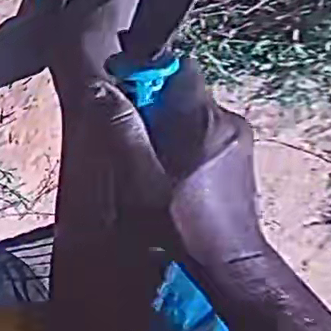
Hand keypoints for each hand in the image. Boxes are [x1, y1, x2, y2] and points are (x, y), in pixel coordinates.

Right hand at [89, 56, 279, 283]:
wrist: (224, 264)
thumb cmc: (178, 220)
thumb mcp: (138, 174)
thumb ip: (120, 127)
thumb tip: (97, 86)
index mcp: (206, 120)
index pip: (176, 66)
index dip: (139, 70)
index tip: (111, 91)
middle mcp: (228, 122)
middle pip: (177, 88)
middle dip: (142, 99)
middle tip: (115, 127)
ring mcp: (234, 140)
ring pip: (183, 110)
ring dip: (153, 121)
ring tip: (133, 153)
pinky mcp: (232, 156)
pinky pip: (194, 129)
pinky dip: (168, 137)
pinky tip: (155, 166)